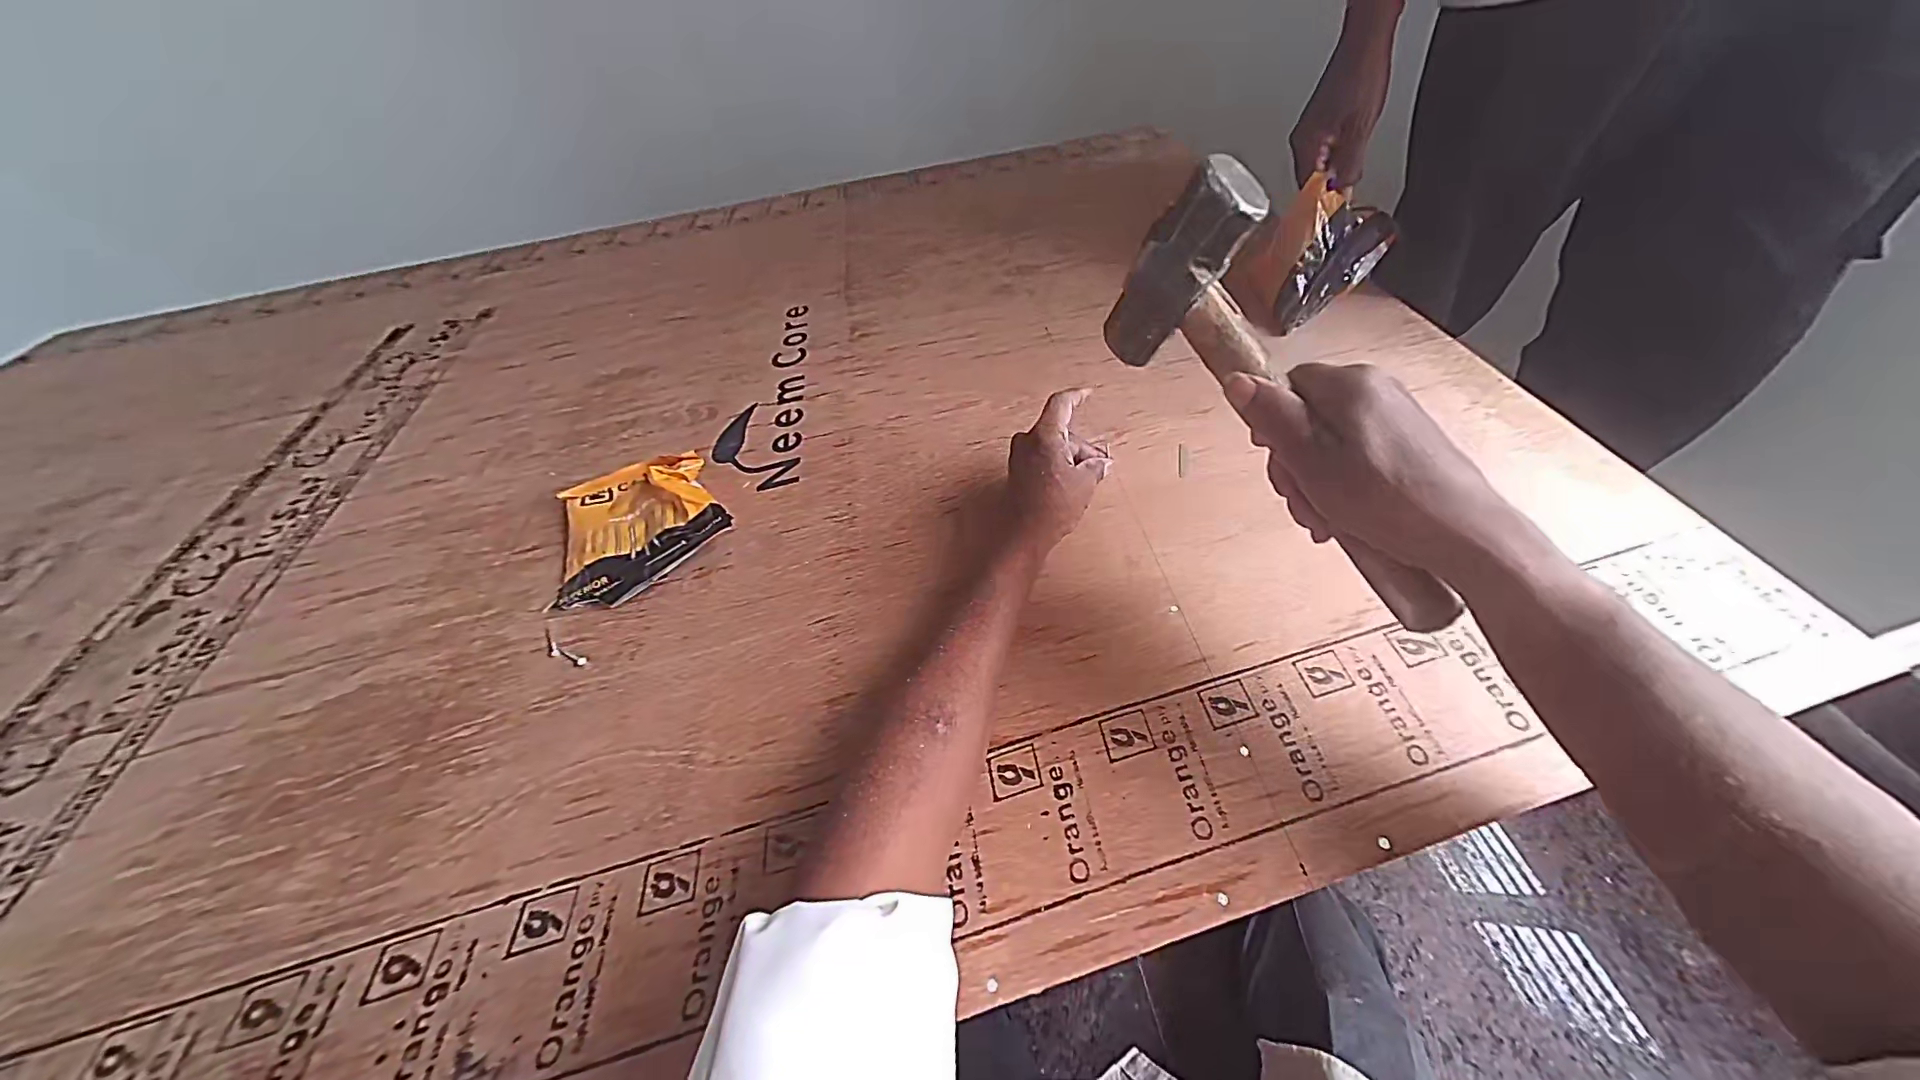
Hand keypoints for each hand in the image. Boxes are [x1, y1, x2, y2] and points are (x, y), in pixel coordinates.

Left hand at [1005, 388, 1110, 552]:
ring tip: (1084, 481)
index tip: (1086, 393)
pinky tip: (1069, 485)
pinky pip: (1042, 459)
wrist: (1026, 534)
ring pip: (1051, 446)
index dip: (1077, 397)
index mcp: (1045, 436)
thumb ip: (1094, 465)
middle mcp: (1027, 442)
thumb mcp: (1085, 482)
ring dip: (1069, 458)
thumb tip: (1099, 463)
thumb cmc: (1050, 508)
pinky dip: (1057, 465)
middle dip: (1081, 445)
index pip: (1061, 404)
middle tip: (1098, 463)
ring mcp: (1019, 457)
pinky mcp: (1017, 472)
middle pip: (1059, 430)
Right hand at [1223, 365, 1523, 580]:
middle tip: (1300, 497)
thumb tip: (1237, 381)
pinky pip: (1353, 456)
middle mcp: (1376, 390)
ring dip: (1313, 480)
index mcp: (1350, 385)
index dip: (1272, 427)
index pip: (1285, 387)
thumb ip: (1272, 417)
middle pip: (1305, 417)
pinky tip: (1343, 515)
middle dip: (1293, 463)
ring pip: (1327, 441)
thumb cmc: (1390, 501)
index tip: (1276, 460)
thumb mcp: (1310, 461)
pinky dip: (1340, 484)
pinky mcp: (1406, 443)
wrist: (1462, 536)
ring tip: (1323, 516)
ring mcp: (1394, 416)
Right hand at [1289, 3, 1397, 188]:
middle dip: (1327, 188)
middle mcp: (1301, 140)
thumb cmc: (1361, 76)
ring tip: (1350, 173)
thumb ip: (1349, 167)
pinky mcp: (1319, 121)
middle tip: (1344, 198)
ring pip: (1318, 165)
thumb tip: (1343, 193)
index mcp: (1305, 145)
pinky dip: (1335, 157)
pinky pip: (1323, 150)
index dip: (1320, 204)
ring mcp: (1308, 130)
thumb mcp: (1360, 131)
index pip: (1306, 189)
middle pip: (1310, 179)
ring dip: (1333, 173)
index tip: (1330, 215)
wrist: (1365, 42)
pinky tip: (1350, 153)